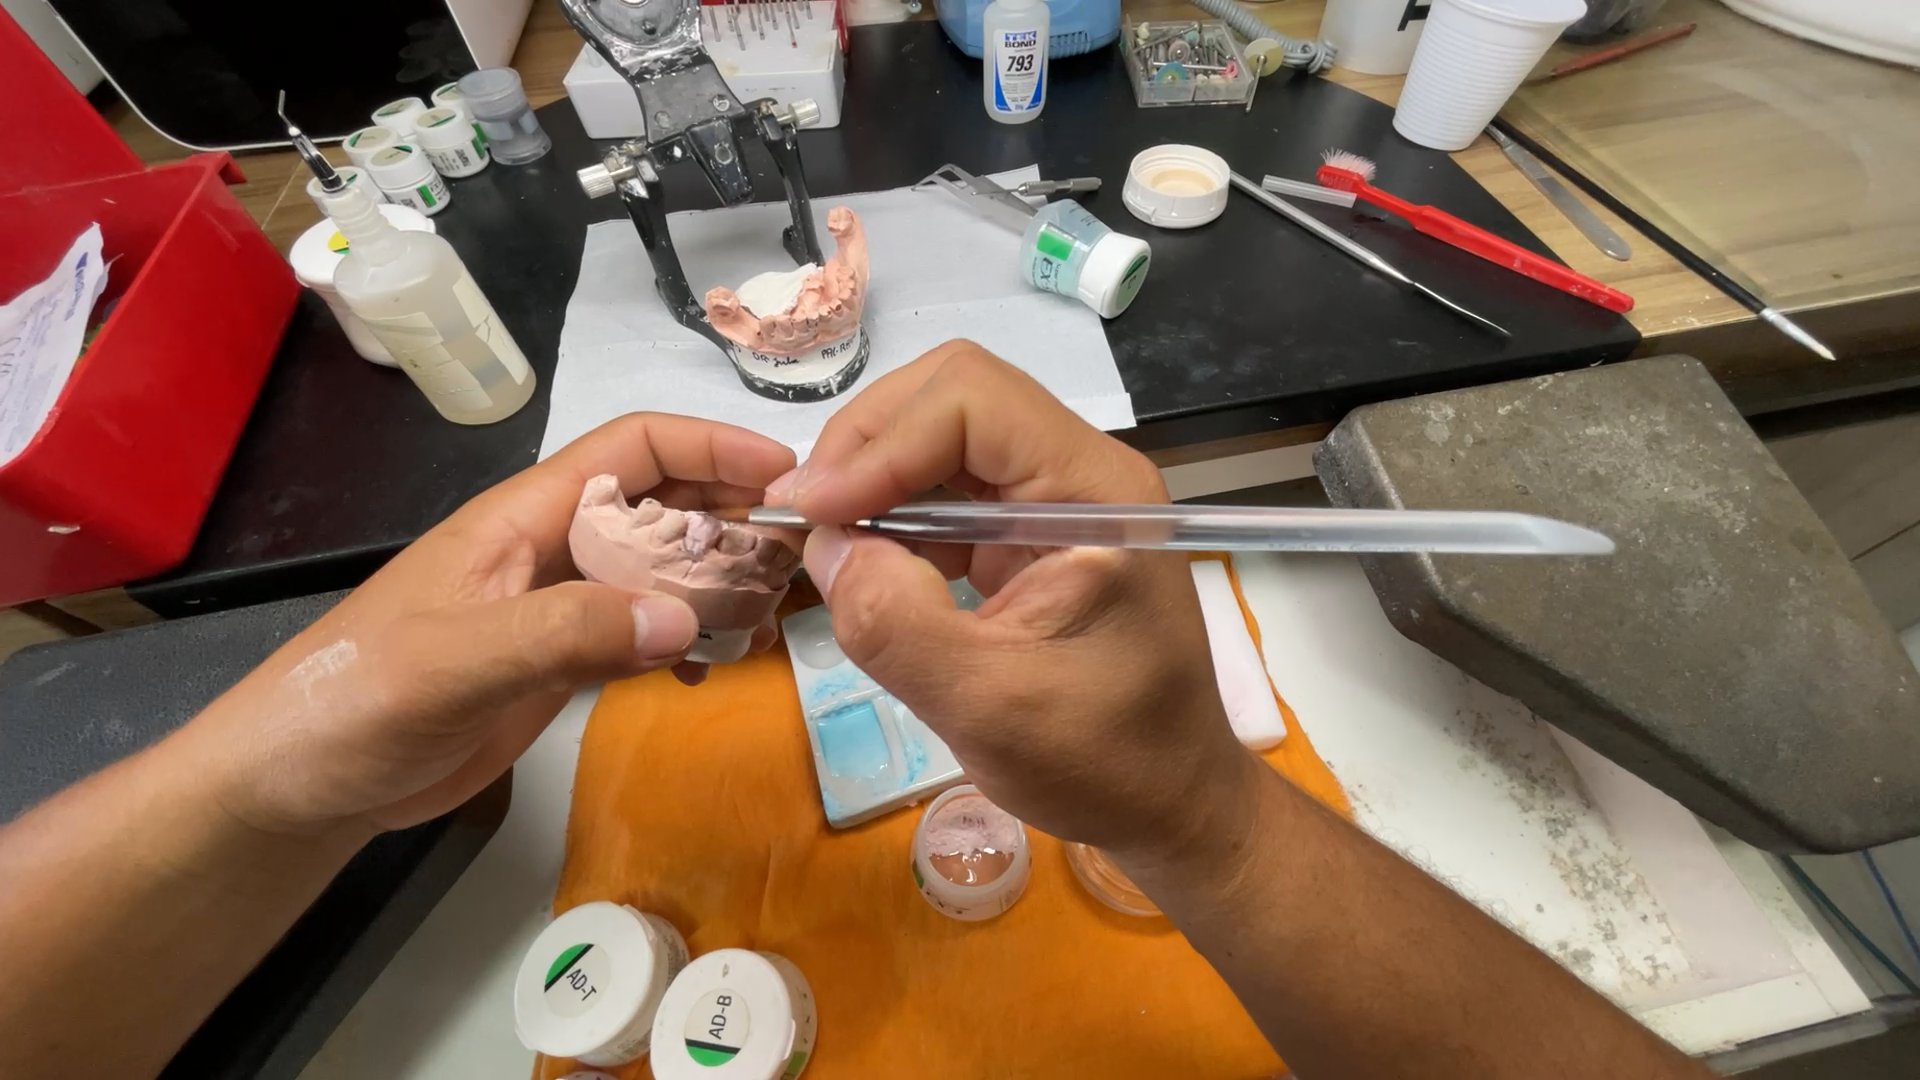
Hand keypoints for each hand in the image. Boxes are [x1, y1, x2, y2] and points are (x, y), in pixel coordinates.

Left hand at [180, 414, 794, 835]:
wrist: (301, 789)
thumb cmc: (353, 704)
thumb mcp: (454, 661)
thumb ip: (566, 632)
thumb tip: (684, 619)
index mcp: (532, 516)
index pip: (635, 448)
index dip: (712, 444)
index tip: (783, 470)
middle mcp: (562, 547)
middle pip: (668, 503)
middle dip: (736, 512)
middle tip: (799, 548)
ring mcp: (572, 603)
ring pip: (671, 566)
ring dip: (727, 578)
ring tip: (773, 608)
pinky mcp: (575, 655)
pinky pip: (655, 628)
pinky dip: (697, 637)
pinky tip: (721, 663)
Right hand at [768, 341, 1257, 857]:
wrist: (1165, 795)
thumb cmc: (1102, 761)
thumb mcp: (986, 706)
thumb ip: (893, 621)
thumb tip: (825, 543)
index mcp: (1093, 493)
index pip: (974, 400)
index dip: (882, 440)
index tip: (818, 511)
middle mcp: (1079, 473)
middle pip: (956, 397)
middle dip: (868, 443)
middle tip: (808, 511)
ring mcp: (1057, 499)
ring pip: (945, 436)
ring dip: (875, 475)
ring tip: (826, 533)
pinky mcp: (1031, 532)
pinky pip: (950, 491)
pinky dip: (895, 513)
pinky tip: (870, 560)